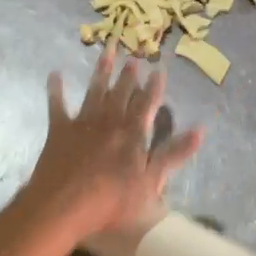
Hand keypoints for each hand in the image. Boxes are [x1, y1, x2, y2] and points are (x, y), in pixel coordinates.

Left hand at [25, 44, 203, 239]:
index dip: (154, 87)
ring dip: (101, 71)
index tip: (159, 68)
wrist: (64, 205)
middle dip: (128, 75)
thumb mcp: (152, 183)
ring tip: (107, 50)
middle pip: (121, 93)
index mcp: (132, 133)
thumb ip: (173, 154)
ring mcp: (83, 123)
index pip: (147, 104)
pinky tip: (55, 74)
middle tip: (133, 57)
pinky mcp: (59, 130)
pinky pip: (57, 105)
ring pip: (94, 91)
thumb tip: (200, 130)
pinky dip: (56, 89)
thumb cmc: (111, 200)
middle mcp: (109, 121)